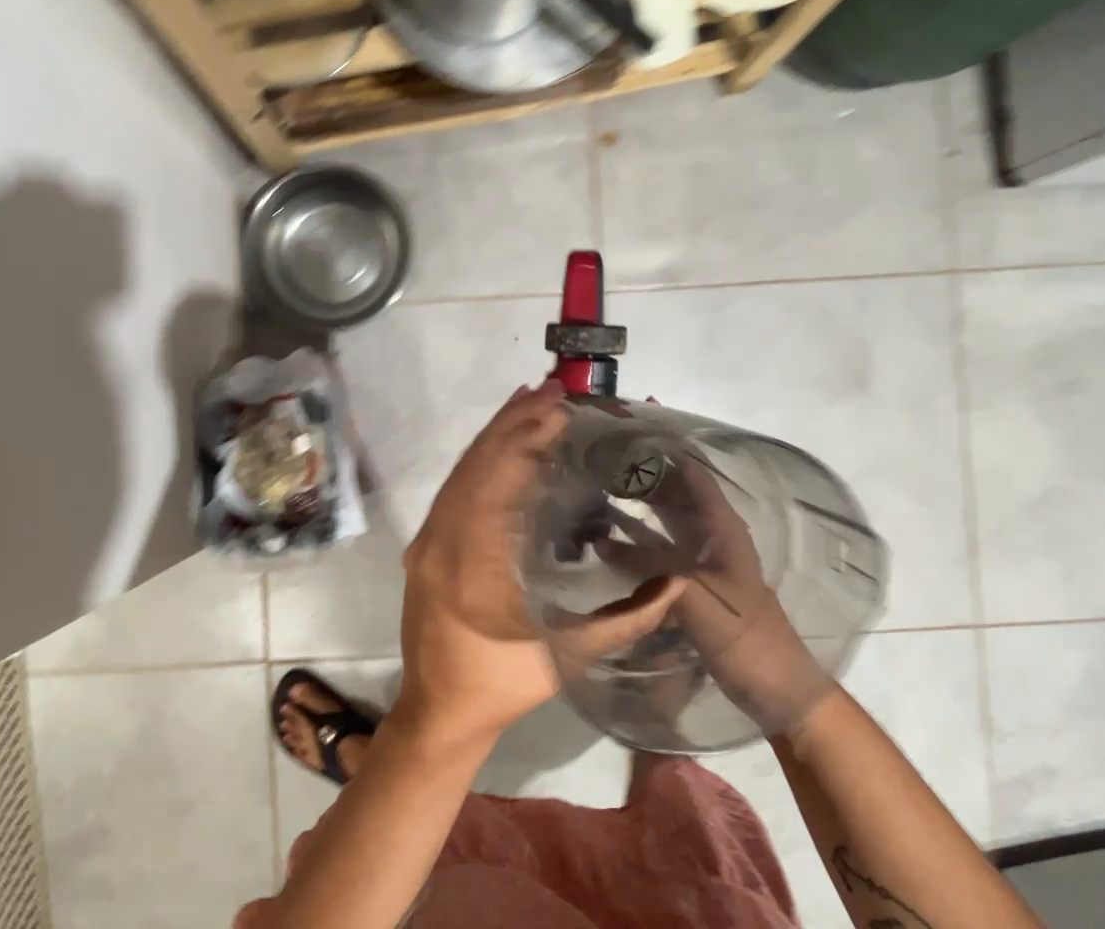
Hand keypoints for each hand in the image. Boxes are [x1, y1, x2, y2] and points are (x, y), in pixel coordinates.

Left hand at [394, 382, 683, 746]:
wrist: (439, 714)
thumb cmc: (500, 686)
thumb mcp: (565, 658)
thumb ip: (623, 620)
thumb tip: (677, 585)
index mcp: (465, 560)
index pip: (492, 479)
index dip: (523, 438)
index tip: (556, 406)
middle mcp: (437, 540)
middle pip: (473, 465)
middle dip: (511, 423)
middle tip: (550, 390)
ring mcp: (426, 542)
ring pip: (459, 474)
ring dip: (494, 437)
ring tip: (530, 404)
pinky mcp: (426, 547)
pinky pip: (453, 492)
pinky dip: (479, 463)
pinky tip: (504, 449)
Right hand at [596, 454, 834, 732]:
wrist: (782, 692)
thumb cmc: (749, 643)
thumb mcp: (698, 602)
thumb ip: (653, 571)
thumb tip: (603, 544)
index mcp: (724, 533)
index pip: (694, 478)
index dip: (666, 454)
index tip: (629, 433)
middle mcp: (714, 541)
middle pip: (676, 497)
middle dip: (643, 477)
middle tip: (598, 461)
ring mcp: (705, 566)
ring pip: (666, 527)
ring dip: (637, 511)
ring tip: (595, 494)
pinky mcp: (695, 591)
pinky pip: (659, 557)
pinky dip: (635, 547)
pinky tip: (607, 548)